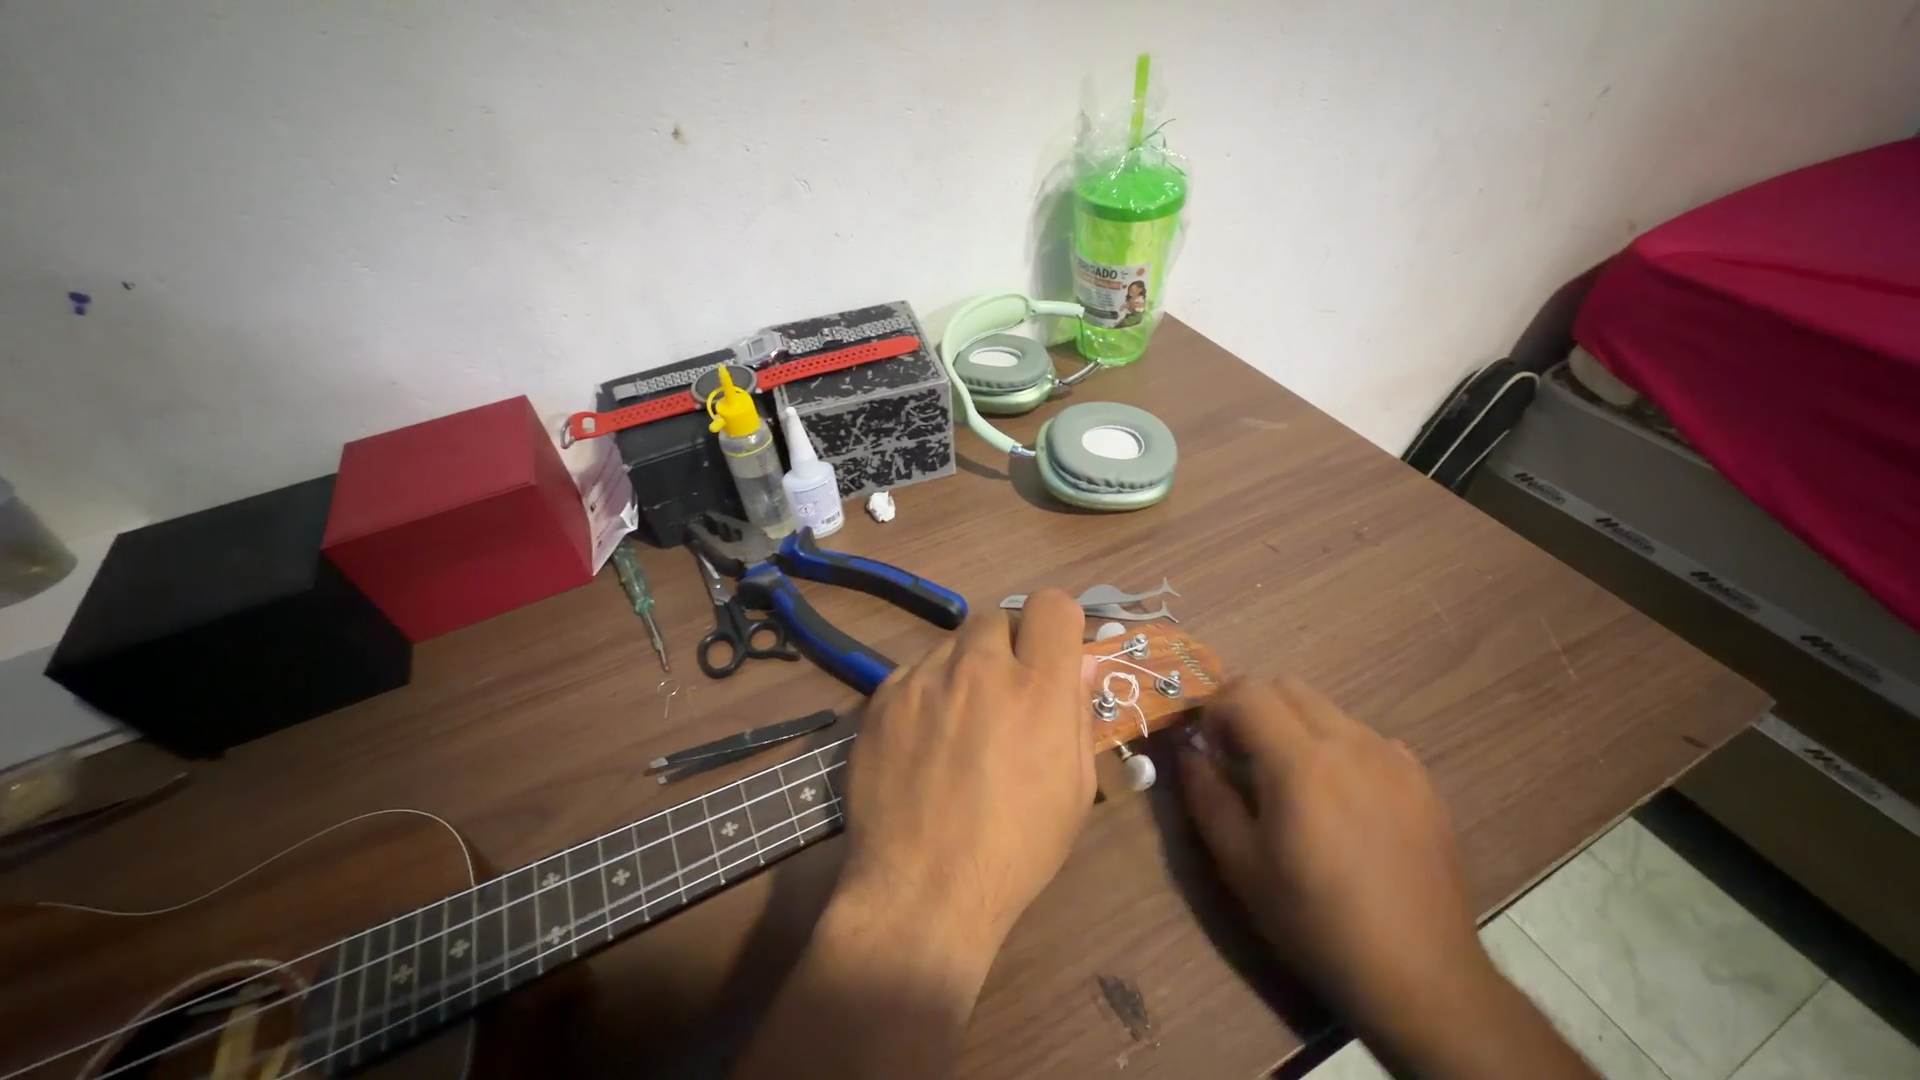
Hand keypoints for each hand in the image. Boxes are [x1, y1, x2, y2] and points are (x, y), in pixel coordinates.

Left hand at [835, 589, 1094, 957]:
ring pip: (951, 646)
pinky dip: (925, 694)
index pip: (1053, 604)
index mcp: (1037, 689)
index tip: (1052, 656)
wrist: (921, 891)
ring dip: (964, 671)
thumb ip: (1077, 715)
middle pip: (998, 618)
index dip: (1056, 625)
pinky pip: (913, 674)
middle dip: (1008, 648)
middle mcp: (979, 669)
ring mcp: (923, 680)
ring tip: (957, 726)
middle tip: (1004, 696)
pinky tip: (922, 743)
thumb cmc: (1015, 851)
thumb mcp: (1074, 790)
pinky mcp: (881, 698)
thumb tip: (1080, 665)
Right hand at [1180, 677, 1490, 1024]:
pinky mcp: (1422, 779)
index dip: (1215, 708)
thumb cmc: (1314, 921)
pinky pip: (1365, 738)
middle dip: (1252, 708)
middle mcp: (1351, 742)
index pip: (1246, 691)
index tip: (1209, 748)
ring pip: (1327, 709)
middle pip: (1286, 686)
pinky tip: (1340, 804)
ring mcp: (1394, 757)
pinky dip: (1337, 749)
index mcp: (1302, 762)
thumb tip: (1188, 750)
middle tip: (1241, 758)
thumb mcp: (1240, 864)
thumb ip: (1206, 794)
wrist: (1419, 974)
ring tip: (1292, 785)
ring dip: (1294, 727)